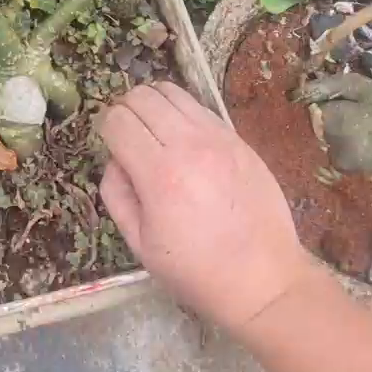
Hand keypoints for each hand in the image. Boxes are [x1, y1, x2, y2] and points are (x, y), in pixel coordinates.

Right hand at [98, 82, 315, 335]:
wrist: (266, 280)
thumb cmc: (197, 271)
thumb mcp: (140, 245)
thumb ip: (116, 194)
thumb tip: (115, 159)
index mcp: (159, 176)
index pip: (117, 121)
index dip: (105, 128)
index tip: (109, 144)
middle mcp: (188, 146)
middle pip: (140, 97)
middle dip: (124, 110)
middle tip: (128, 135)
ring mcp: (216, 137)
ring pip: (169, 91)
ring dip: (152, 104)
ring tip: (153, 129)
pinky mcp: (236, 137)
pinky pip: (197, 105)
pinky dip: (179, 111)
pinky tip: (182, 137)